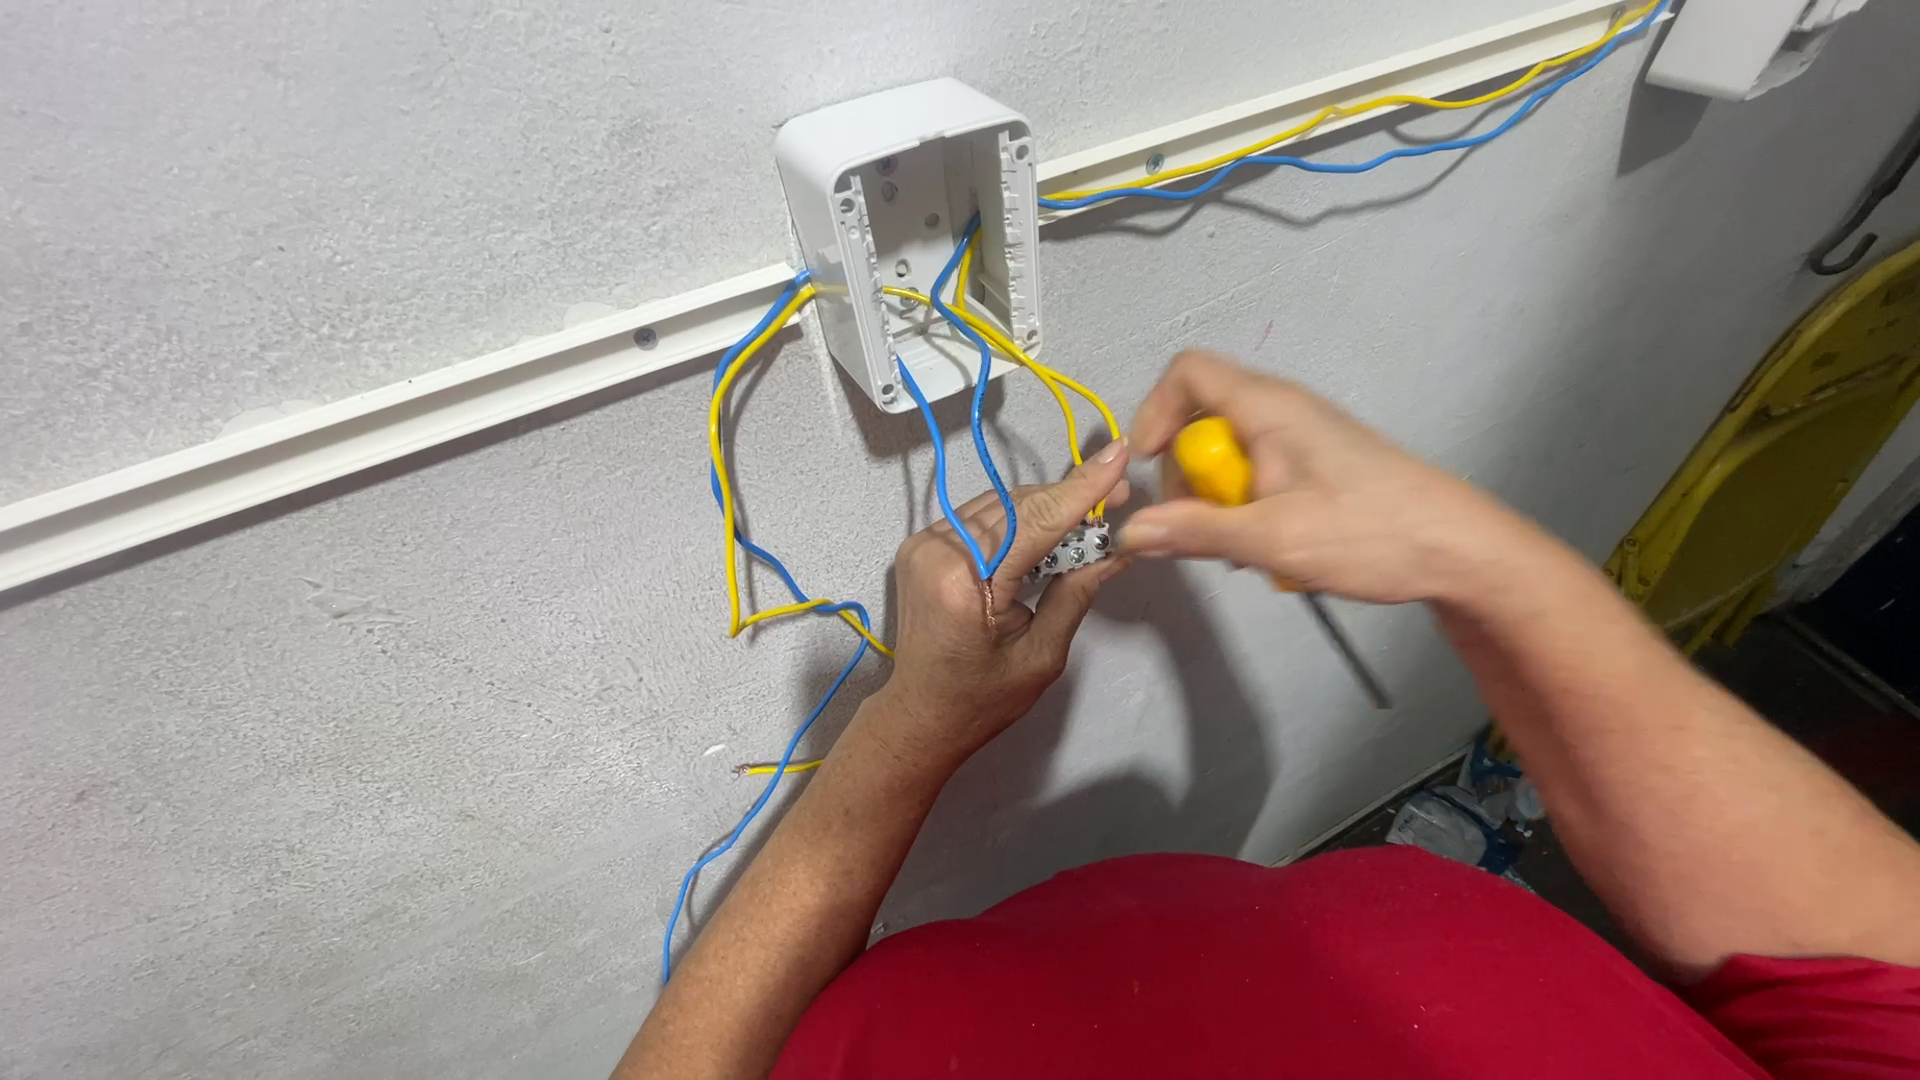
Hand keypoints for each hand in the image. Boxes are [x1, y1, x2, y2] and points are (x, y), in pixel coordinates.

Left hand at [864, 439, 1131, 769]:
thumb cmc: (983, 697)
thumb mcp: (1041, 656)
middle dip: (1068, 497)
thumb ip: (1074, 594)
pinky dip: (1018, 518)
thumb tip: (1118, 548)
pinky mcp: (923, 544)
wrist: (921, 712)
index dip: (1079, 490)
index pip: (1031, 522)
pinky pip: (981, 517)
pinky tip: (1048, 527)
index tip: (1119, 457)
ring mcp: (923, 543)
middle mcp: (935, 551)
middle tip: (1119, 495)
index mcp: (962, 583)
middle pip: (1015, 505)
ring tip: (1089, 514)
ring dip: (1045, 505)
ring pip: (999, 504)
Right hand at [1121, 350, 1527, 604]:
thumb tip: (1129, 532)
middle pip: (1199, 417)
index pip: (1187, 373)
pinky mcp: (1313, 464)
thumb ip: (1196, 531)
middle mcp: (1281, 410)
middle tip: (1199, 522)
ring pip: (1225, 452)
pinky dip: (1243, 505)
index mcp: (1268, 408)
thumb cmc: (1370, 534)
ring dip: (1214, 497)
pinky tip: (1266, 543)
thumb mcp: (1272, 539)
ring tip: (1238, 543)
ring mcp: (1299, 436)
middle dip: (1184, 472)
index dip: (1154, 412)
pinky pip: (1253, 471)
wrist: (1463, 553)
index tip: (1149, 465)